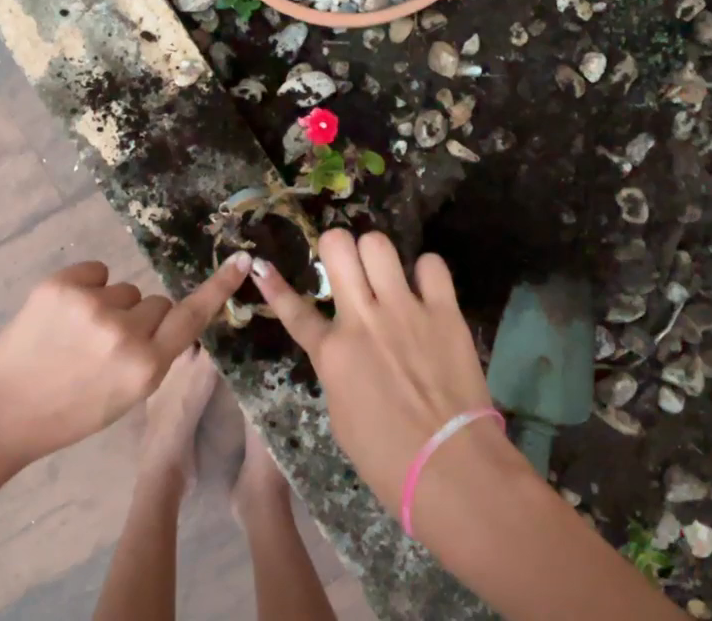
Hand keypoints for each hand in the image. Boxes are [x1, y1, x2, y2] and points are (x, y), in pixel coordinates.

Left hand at [0, 256, 249, 466]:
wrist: (5, 410)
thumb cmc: (72, 411)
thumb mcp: (128, 396)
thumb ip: (155, 357)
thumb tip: (169, 317)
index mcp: (146, 367)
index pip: (192, 317)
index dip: (218, 288)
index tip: (242, 261)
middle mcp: (124, 332)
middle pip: (157, 302)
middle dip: (141, 319)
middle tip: (107, 347)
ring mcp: (91, 305)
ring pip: (126, 289)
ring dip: (111, 306)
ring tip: (78, 336)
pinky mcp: (60, 285)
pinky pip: (97, 271)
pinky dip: (87, 288)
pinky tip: (65, 317)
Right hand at [249, 229, 493, 511]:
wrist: (449, 467)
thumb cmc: (387, 458)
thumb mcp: (341, 415)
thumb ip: (337, 371)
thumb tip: (344, 352)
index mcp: (332, 352)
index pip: (293, 308)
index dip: (273, 284)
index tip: (262, 265)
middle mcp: (363, 319)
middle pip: (338, 247)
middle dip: (336, 246)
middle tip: (348, 265)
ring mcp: (405, 309)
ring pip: (379, 244)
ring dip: (377, 255)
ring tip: (386, 274)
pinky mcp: (444, 311)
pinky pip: (430, 265)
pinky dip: (426, 273)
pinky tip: (426, 290)